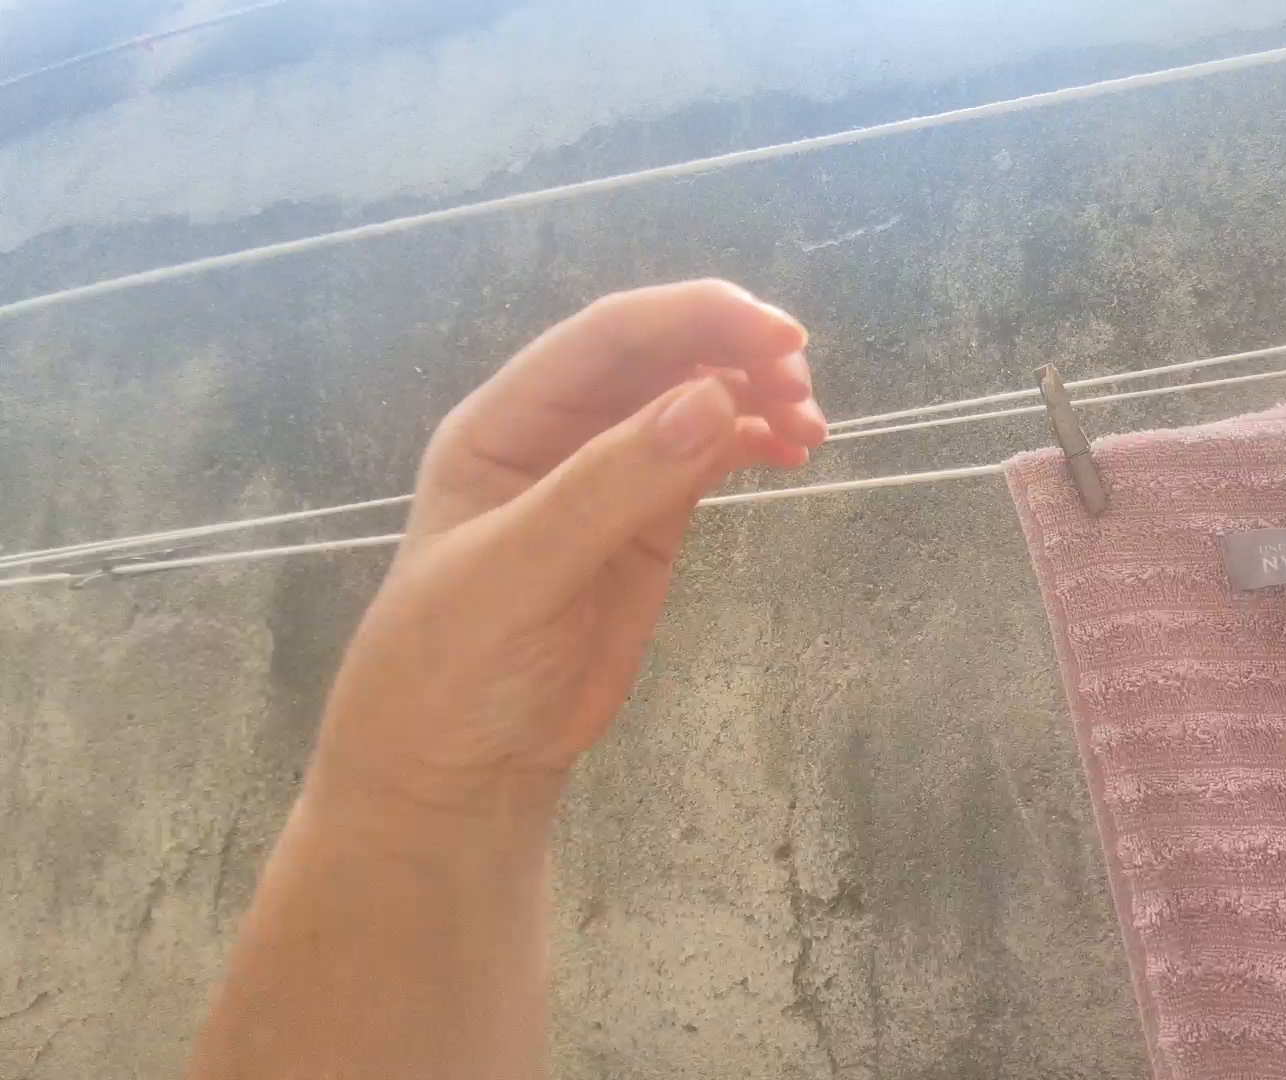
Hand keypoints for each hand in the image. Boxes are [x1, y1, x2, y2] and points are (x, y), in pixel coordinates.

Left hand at [311, 279, 822, 814]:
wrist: (468, 757)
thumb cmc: (458, 667)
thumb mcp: (519, 573)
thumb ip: (610, 485)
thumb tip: (714, 400)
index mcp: (510, 421)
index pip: (611, 337)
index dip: (697, 319)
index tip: (782, 336)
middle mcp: (565, 434)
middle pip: (663, 360)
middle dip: (738, 355)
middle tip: (803, 388)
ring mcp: (615, 477)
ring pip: (697, 405)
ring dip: (758, 399)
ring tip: (810, 428)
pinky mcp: (653, 520)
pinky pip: (712, 458)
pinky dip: (755, 444)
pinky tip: (790, 454)